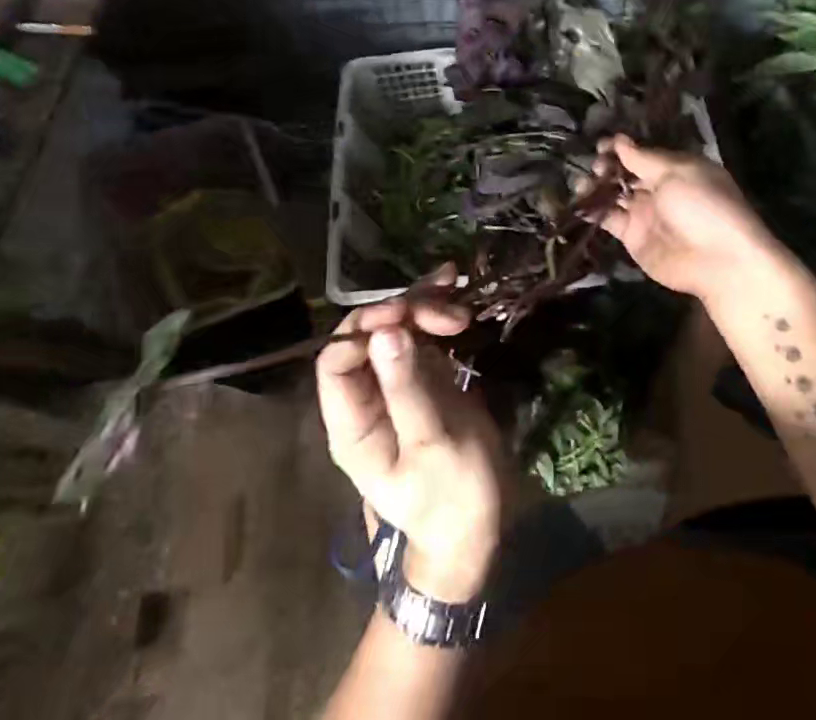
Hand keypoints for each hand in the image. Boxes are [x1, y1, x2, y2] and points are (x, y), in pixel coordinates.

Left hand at [316, 266, 505, 601]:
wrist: (479, 527)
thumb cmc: (452, 499)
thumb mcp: (433, 446)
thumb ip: (407, 389)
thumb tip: (387, 331)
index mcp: (351, 424)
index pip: (336, 362)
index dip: (363, 329)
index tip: (404, 314)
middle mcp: (365, 397)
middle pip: (365, 337)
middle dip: (402, 312)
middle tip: (447, 309)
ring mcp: (394, 384)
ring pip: (394, 328)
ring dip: (422, 305)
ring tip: (457, 290)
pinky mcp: (422, 377)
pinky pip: (420, 335)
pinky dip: (435, 310)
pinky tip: (454, 287)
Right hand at [593, 134, 783, 301]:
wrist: (717, 261)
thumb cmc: (703, 206)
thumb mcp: (676, 173)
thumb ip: (642, 158)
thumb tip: (619, 140)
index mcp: (676, 168)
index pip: (642, 154)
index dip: (620, 148)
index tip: (601, 145)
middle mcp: (659, 189)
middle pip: (625, 173)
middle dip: (606, 167)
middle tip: (594, 167)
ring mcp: (645, 213)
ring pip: (613, 195)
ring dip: (596, 187)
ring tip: (581, 185)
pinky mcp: (632, 236)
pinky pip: (609, 219)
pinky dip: (594, 211)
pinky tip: (579, 204)